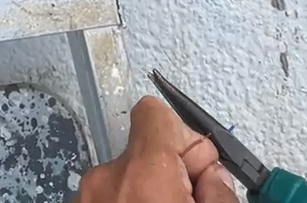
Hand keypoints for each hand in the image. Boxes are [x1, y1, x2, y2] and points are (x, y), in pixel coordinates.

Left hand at [78, 96, 237, 202]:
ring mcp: (87, 196)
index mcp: (141, 175)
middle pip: (147, 149)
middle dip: (173, 173)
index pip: (156, 113)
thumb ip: (219, 190)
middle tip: (193, 202)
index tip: (202, 173)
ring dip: (151, 192)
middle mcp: (105, 179)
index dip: (186, 139)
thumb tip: (214, 177)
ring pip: (130, 176)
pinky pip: (112, 194)